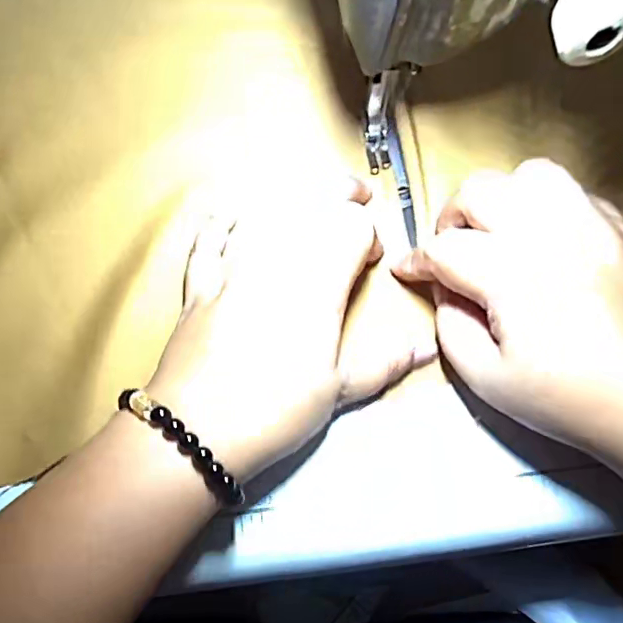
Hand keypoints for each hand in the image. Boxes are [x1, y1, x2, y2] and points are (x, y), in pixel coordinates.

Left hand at [144, 177, 435, 480]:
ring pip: (263, 207)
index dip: (369, 234)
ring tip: (306, 200)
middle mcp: (275, 258)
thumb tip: (425, 350)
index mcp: (318, 281)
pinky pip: (210, 234)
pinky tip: (235, 219)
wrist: (199, 429)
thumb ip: (384, 363)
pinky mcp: (197, 282)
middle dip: (338, 193)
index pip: (352, 226)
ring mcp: (231, 266)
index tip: (372, 259)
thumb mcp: (338, 391)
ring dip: (290, 196)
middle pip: (310, 201)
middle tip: (354, 195)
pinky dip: (226, 221)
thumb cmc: (276, 411)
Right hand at [394, 159, 622, 479]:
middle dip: (451, 219)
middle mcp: (548, 231)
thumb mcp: (491, 382)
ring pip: (531, 175)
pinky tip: (545, 247)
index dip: (416, 261)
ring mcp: (592, 222)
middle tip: (451, 255)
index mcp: (510, 272)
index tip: (406, 272)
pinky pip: (573, 193)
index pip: (444, 247)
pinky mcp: (622, 227)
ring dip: (501, 201)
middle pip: (481, 190)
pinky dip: (544, 209)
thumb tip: (446, 293)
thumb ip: (453, 331)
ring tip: (499, 239)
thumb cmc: (572, 400)